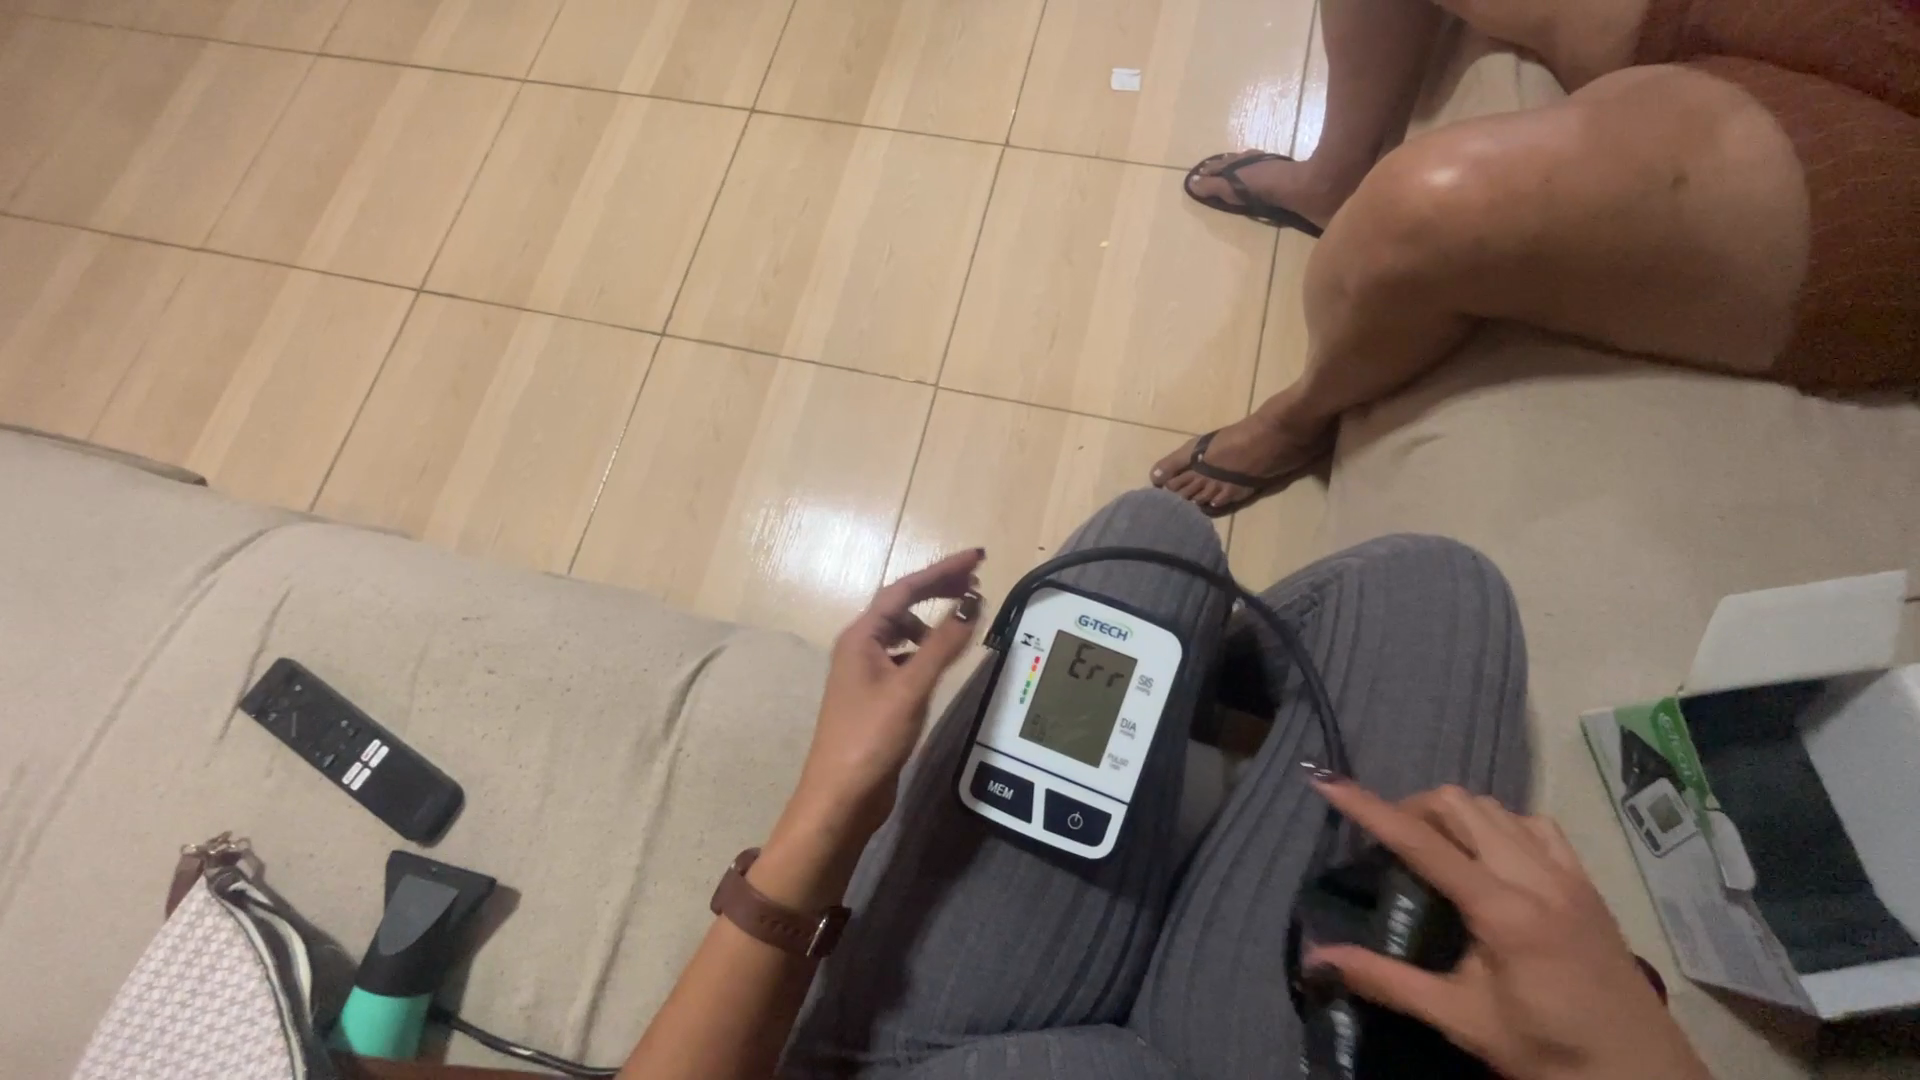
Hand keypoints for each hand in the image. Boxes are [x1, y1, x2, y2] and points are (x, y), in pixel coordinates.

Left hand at [752, 550, 984, 909]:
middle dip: (938, 588)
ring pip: (902, 630)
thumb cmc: (871, 738)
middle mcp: (860, 647)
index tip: (978, 558)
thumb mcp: (911, 688)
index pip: (905, 589)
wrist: (841, 797)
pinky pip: (903, 656)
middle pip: (901, 604)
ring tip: (962, 618)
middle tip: (977, 580)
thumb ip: (942, 644)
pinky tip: (940, 659)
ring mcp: (865, 672)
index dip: (942, 570)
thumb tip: (972, 603)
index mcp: (861, 636)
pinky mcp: (875, 695)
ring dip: (931, 618)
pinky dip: (926, 648)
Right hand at [1306, 780, 1711, 1079]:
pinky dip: (1497, 824)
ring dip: (1452, 815)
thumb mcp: (1462, 1021)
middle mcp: (1536, 877)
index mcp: (1504, 911)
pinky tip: (1488, 856)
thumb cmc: (1551, 1054)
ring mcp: (1567, 875)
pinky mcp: (1586, 882)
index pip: (1420, 841)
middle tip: (1387, 846)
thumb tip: (1315, 960)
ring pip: (1493, 807)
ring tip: (1433, 850)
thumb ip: (1387, 981)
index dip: (1368, 808)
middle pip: (1457, 805)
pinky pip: (1532, 824)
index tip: (1327, 782)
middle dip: (1411, 809)